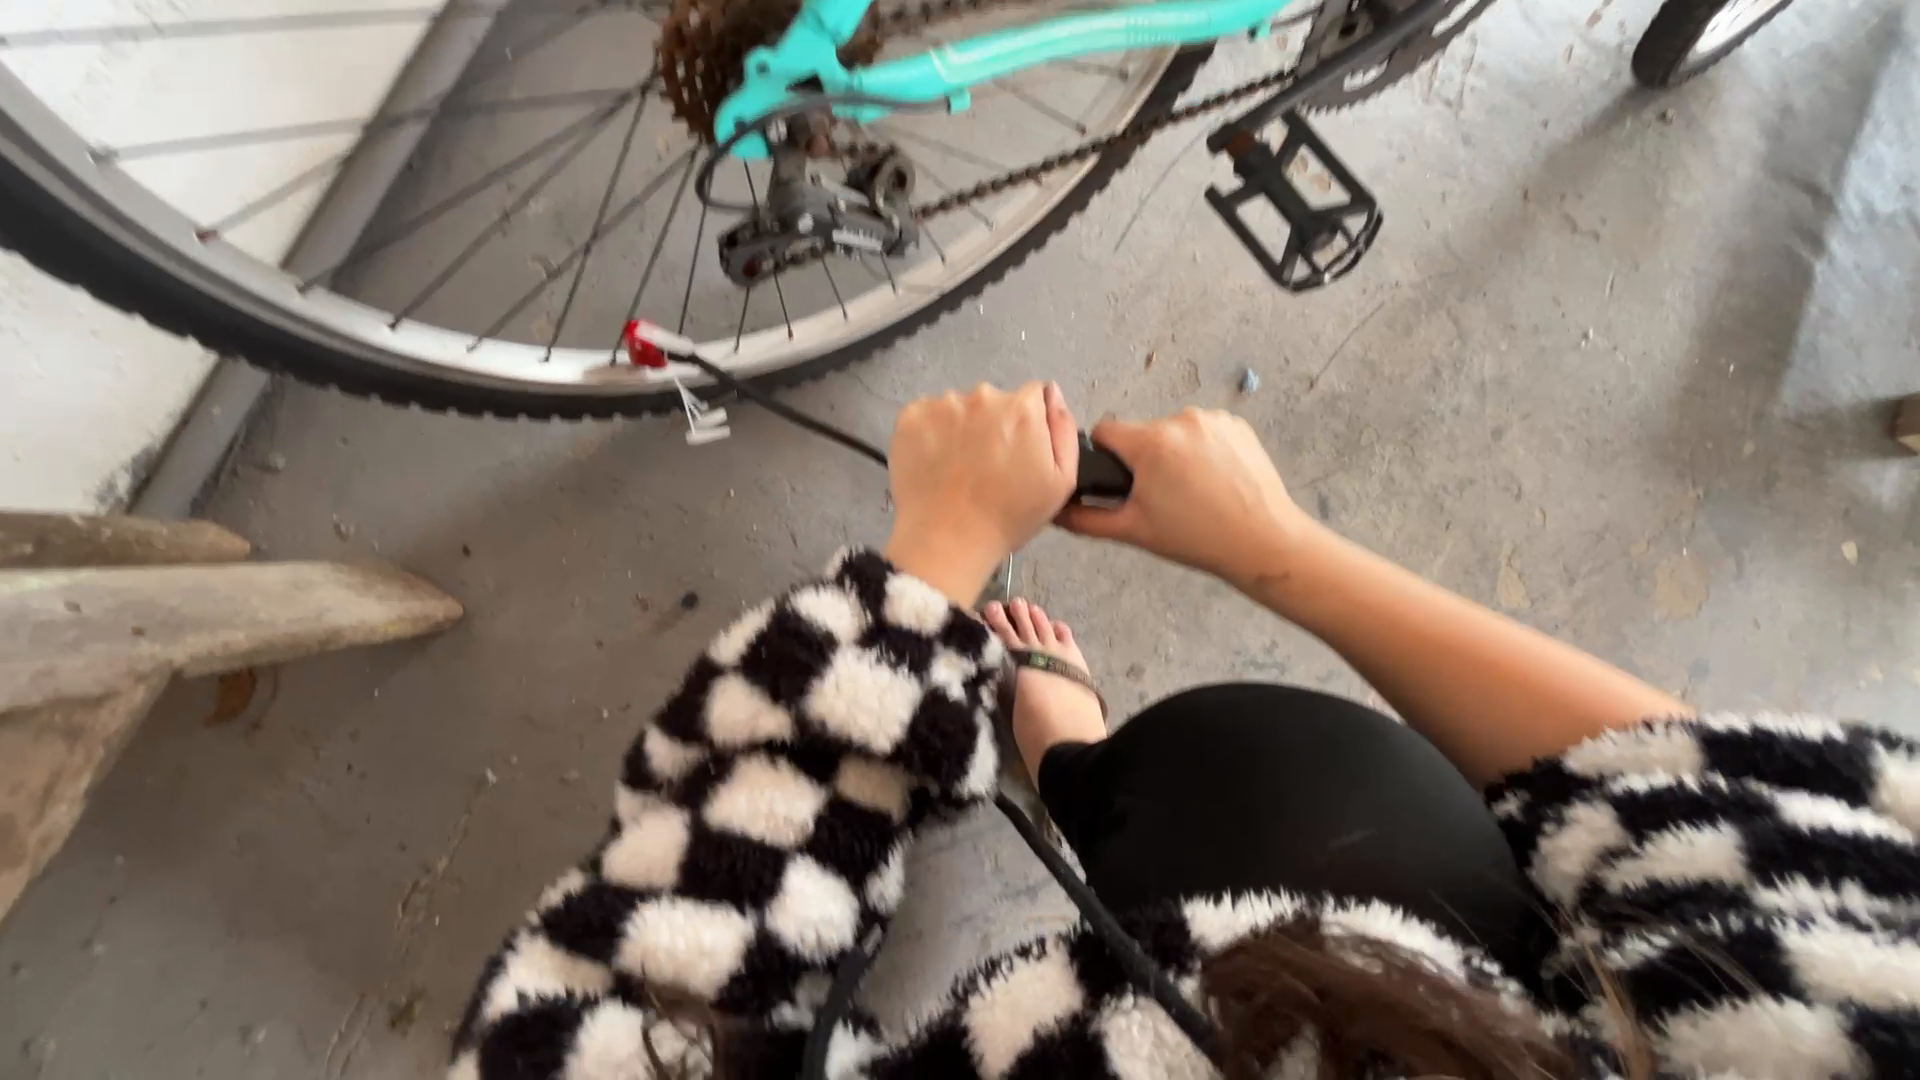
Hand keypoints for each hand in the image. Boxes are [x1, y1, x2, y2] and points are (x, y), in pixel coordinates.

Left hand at [884, 382, 1078, 603]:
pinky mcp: (911, 417)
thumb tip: (1053, 395)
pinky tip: (935, 464)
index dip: (1029, 425)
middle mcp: (983, 396)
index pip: (1033, 396)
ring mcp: (943, 405)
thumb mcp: (1061, 482)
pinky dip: (931, 434)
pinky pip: (927, 416)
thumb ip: (1064, 430)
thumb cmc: (1007, 517)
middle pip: (995, 401)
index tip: (1018, 452)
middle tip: (987, 467)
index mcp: (1022, 409)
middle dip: (994, 425)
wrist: (947, 540)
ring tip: (958, 469)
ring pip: (959, 408)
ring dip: (961, 429)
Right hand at [1058, 408, 1315, 586]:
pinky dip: (1200, 450)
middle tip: (1160, 497)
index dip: (1105, 456)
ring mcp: (1211, 419)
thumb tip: (1055, 511)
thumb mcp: (1133, 531)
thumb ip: (1086, 518)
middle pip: (1141, 434)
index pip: (1105, 431)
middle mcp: (1179, 420)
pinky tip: (1212, 480)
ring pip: (1171, 432)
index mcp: (1150, 443)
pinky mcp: (1235, 424)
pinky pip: (1202, 431)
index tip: (1119, 481)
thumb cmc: (1196, 537)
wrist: (1262, 540)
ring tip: (1190, 491)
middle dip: (1143, 460)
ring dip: (1172, 454)